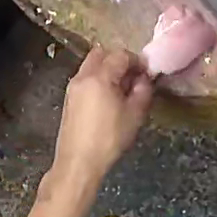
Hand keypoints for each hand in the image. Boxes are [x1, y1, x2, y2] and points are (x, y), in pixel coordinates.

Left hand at [53, 47, 152, 189]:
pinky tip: (108, 99)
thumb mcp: (134, 115)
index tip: (147, 73)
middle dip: (119, 60)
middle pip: (101, 54)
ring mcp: (73, 86)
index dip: (137, 61)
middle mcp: (83, 76)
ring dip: (107, 69)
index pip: (120, 55)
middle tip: (133, 77)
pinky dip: (98, 79)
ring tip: (122, 89)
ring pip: (91, 65)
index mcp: (99, 77)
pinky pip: (85, 78)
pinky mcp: (69, 98)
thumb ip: (143, 91)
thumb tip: (144, 78)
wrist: (78, 162)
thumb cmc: (109, 139)